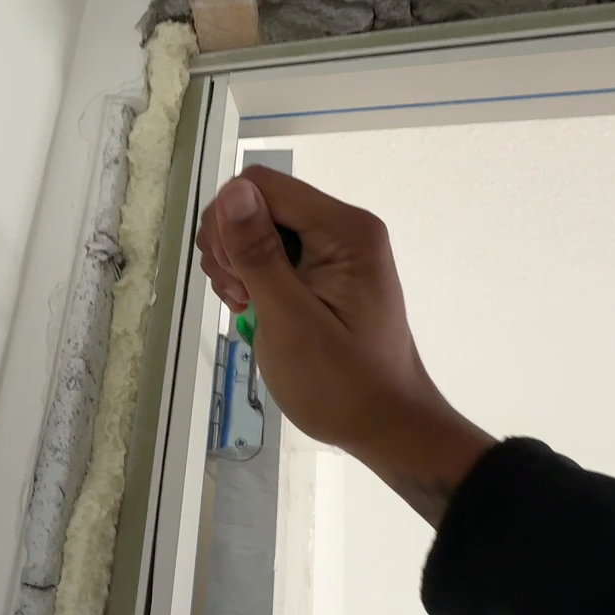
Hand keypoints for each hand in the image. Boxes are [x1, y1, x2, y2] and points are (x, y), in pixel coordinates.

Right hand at [196, 168, 494, 524]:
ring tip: (246, 305)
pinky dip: (248, 275)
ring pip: (255, 226)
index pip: (259, 185)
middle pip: (255, 202)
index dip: (229, 223)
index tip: (233, 276)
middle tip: (239, 295)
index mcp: (343, 229)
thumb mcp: (289, 320)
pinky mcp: (322, 267)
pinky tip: (252, 306)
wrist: (386, 428)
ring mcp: (332, 246)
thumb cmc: (340, 383)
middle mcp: (341, 226)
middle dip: (230, 245)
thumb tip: (233, 192)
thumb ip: (259, 254)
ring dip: (235, 262)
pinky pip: (267, 249)